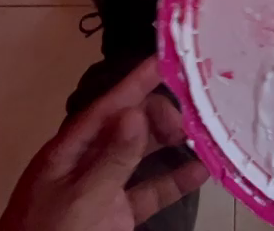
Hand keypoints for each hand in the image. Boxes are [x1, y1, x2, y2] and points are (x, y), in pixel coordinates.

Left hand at [0, 57, 208, 230]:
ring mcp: (103, 189)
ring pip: (143, 153)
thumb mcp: (80, 202)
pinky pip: (150, 190)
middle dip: (161, 116)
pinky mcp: (116, 216)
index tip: (169, 57)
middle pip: (130, 124)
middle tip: (188, 125)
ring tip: (205, 136)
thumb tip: (137, 111)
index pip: (109, 105)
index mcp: (69, 151)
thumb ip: (111, 159)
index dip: (139, 80)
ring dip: (172, 144)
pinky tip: (200, 172)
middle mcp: (88, 162)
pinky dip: (174, 181)